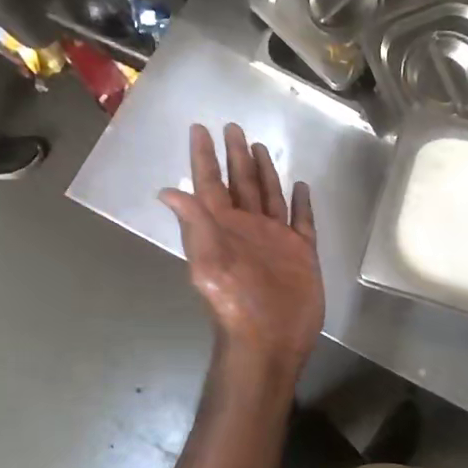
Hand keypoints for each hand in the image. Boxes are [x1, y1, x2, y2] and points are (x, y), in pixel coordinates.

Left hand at [161, 123, 322, 378]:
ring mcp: (275, 239)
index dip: (204, 157)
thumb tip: (166, 191)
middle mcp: (247, 228)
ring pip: (269, 196)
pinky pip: (301, 221)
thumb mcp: (209, 264)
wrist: (270, 339)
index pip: (209, 183)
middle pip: (240, 183)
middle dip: (235, 156)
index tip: (200, 129)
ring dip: (264, 172)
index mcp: (222, 227)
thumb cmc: (237, 303)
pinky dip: (301, 203)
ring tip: (261, 147)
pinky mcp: (301, 253)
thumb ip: (194, 225)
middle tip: (233, 127)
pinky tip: (301, 186)